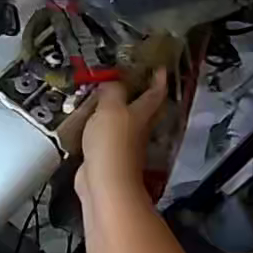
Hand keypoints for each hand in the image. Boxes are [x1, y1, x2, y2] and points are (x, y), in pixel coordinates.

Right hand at [77, 68, 167, 210]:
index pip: (155, 93)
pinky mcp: (108, 159)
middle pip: (145, 111)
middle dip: (144, 97)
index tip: (160, 69)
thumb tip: (112, 80)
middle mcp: (138, 130)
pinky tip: (92, 126)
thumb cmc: (112, 144)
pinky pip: (108, 139)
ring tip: (108, 100)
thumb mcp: (110, 107)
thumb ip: (111, 91)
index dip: (158, 80)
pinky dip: (103, 130)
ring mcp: (124, 147)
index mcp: (142, 114)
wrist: (104, 182)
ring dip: (121, 113)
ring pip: (126, 125)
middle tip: (137, 83)